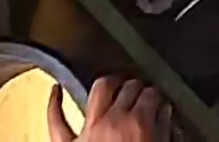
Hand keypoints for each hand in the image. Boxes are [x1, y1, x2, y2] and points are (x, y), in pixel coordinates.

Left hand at [49, 77, 171, 141]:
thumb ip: (162, 133)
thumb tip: (164, 114)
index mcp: (138, 125)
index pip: (153, 94)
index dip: (157, 98)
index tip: (159, 104)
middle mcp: (113, 121)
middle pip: (130, 86)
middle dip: (138, 89)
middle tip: (141, 98)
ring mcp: (88, 132)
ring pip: (100, 90)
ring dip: (110, 85)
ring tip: (116, 86)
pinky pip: (57, 123)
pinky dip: (55, 105)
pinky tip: (56, 91)